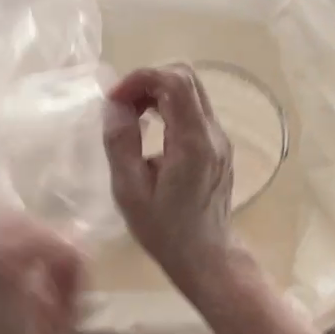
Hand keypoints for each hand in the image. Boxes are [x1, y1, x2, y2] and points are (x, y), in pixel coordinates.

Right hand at [104, 65, 239, 290]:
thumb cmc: (164, 230)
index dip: (140, 79)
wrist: (206, 256)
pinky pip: (194, 110)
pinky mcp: (219, 146)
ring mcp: (220, 138)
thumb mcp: (130, 192)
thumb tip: (114, 106)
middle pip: (186, 77)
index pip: (174, 82)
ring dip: (157, 92)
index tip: (114, 100)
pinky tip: (149, 130)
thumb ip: (121, 144)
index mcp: (193, 142)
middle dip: (148, 81)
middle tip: (121, 106)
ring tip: (131, 117)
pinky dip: (169, 106)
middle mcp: (213, 133)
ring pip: (192, 91)